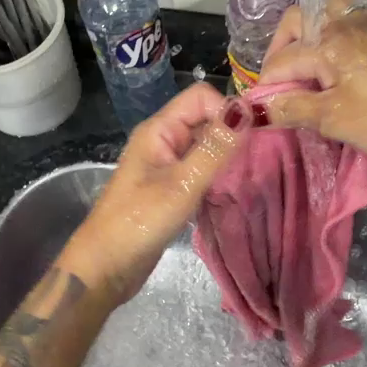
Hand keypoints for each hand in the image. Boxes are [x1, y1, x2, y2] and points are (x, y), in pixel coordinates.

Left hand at [62, 83, 246, 303]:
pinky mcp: (172, 187)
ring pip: (206, 145)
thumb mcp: (182, 184)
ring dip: (228, 155)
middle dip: (233, 131)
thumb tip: (248, 111)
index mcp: (159, 130)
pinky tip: (233, 190)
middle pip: (206, 118)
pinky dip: (219, 174)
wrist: (105, 269)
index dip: (228, 110)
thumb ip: (215, 148)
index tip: (255, 136)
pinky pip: (202, 168)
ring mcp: (167, 165)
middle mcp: (163, 140)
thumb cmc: (139, 223)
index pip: (202, 97)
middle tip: (262, 157)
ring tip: (252, 173)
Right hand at [256, 0, 366, 170]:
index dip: (265, 86)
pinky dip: (333, 48)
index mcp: (328, 40)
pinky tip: (337, 79)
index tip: (256, 111)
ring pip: (328, 21)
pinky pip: (349, 33)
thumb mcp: (335, 120)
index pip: (282, 59)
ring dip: (309, 42)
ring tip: (307, 77)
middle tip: (279, 84)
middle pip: (300, 22)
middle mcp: (347, 24)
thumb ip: (294, 108)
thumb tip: (261, 107)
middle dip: (282, 49)